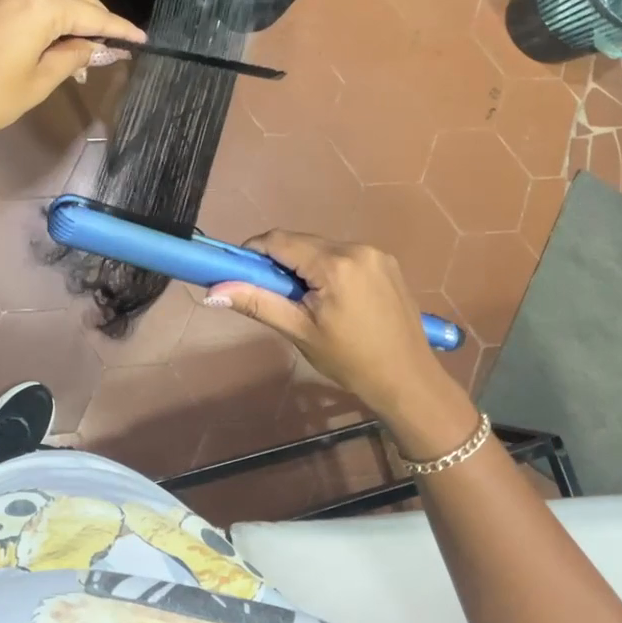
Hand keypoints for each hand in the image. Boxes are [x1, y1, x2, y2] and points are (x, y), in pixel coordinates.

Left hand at [0, 0, 144, 145]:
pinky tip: (42, 39)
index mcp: (38, 5)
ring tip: (76, 48)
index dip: (118, 28)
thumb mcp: (35, 84)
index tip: (140, 39)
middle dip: (94, 16)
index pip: (91, 14)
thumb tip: (96, 47)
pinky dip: (39, 14)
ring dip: (65, 15)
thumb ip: (72, 58)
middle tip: (109, 44)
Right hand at [206, 232, 460, 422]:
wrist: (409, 382)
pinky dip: (325, 269)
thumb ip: (256, 303)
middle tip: (272, 296)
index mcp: (335, 264)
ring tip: (304, 302)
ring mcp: (376, 254)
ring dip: (302, 266)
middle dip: (279, 263)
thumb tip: (212, 291)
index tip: (241, 276)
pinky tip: (329, 300)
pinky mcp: (386, 263)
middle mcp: (357, 248)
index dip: (253, 253)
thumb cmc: (351, 361)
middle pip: (300, 242)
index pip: (278, 240)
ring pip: (320, 248)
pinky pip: (341, 255)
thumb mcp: (299, 332)